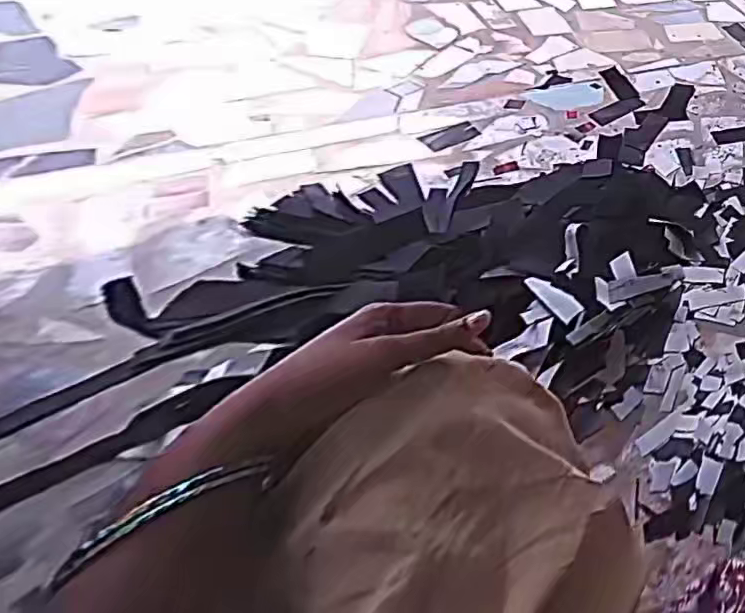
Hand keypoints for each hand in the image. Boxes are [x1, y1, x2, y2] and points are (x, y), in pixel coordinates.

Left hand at [193, 302, 490, 462]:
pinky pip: (396, 388)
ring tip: (447, 394)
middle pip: (429, 339)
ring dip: (431, 377)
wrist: (258, 430)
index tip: (486, 354)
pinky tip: (417, 410)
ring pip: (413, 365)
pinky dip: (411, 395)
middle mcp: (373, 336)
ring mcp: (362, 365)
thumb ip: (436, 336)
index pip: (442, 314)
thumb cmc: (314, 382)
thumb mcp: (386, 352)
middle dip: (451, 354)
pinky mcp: (352, 394)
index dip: (466, 329)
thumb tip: (481, 318)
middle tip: (473, 375)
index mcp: (381, 315)